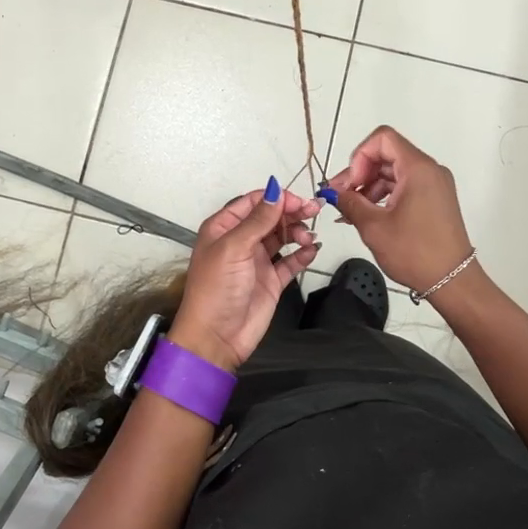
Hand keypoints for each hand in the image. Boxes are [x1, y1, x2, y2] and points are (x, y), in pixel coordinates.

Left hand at [172, 187, 322, 371]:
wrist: (216, 337)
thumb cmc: (215, 290)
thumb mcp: (234, 248)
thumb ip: (258, 220)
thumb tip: (275, 190)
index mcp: (224, 228)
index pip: (253, 202)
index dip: (276, 198)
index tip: (298, 200)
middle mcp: (240, 241)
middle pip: (270, 217)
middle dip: (291, 212)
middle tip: (312, 211)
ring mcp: (257, 261)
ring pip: (282, 236)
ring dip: (298, 232)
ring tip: (307, 237)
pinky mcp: (271, 280)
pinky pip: (291, 261)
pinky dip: (303, 254)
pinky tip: (311, 251)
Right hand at [328, 126, 474, 295]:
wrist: (453, 282)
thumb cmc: (414, 252)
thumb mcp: (374, 227)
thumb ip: (349, 203)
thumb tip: (332, 192)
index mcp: (418, 168)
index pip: (382, 139)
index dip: (360, 156)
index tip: (351, 184)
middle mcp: (429, 170)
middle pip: (387, 154)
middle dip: (360, 172)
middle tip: (341, 198)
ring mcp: (435, 184)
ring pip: (394, 171)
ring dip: (370, 186)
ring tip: (351, 212)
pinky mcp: (435, 199)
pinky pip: (405, 186)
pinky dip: (384, 195)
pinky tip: (368, 215)